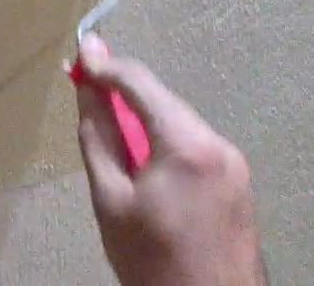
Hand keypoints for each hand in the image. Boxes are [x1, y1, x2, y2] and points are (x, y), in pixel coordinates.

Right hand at [74, 35, 266, 285]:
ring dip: (140, 118)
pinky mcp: (238, 184)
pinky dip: (161, 140)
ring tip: (111, 137)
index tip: (75, 54)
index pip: (139, 81)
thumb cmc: (152, 259)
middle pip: (159, 98)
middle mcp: (219, 145)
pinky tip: (142, 164)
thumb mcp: (110, 196)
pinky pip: (191, 144)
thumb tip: (85, 82)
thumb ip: (97, 132)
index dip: (104, 64)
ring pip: (174, 120)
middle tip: (83, 89)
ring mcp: (235, 165)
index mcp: (188, 144)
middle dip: (121, 92)